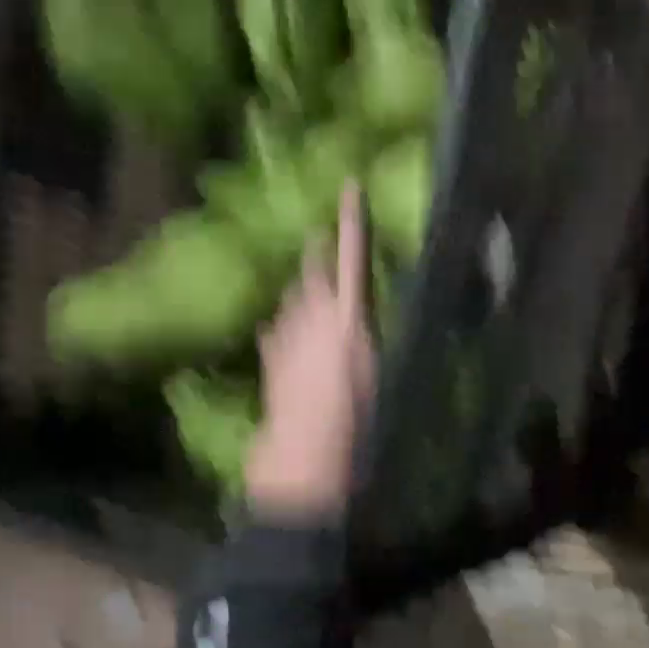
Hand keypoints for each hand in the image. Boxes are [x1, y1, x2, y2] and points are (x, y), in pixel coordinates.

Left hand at [245, 183, 375, 520]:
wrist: (305, 459)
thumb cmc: (358, 426)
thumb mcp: (379, 381)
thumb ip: (370, 345)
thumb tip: (365, 326)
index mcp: (348, 323)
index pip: (351, 261)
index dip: (351, 225)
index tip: (349, 187)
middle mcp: (312, 320)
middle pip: (311, 273)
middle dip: (316, 252)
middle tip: (320, 235)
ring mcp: (285, 337)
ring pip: (292, 299)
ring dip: (302, 291)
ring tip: (311, 292)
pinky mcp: (270, 359)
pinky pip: (277, 330)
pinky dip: (287, 327)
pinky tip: (289, 336)